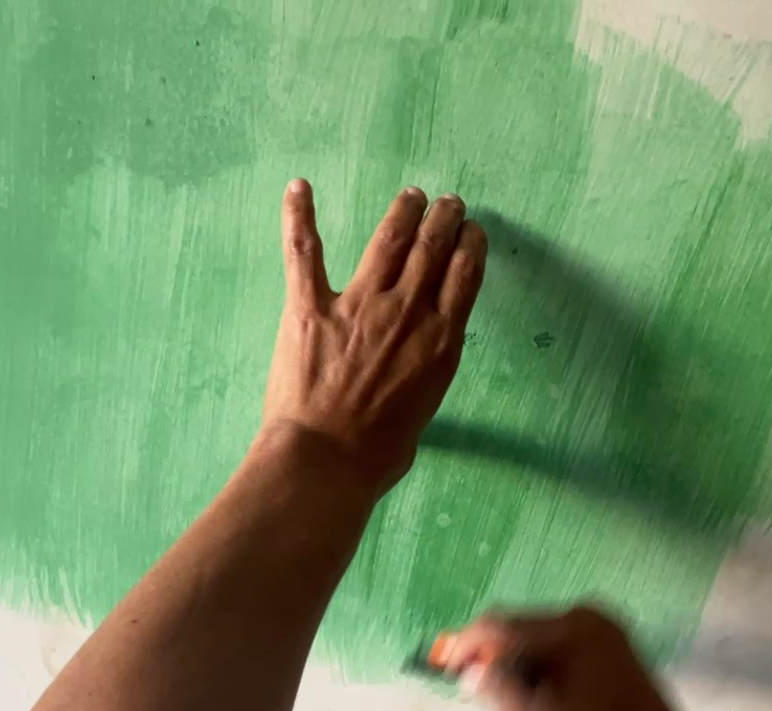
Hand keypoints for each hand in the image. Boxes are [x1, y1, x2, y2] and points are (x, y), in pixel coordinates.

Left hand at [259, 180, 487, 492]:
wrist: (325, 462)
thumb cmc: (377, 456)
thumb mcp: (422, 414)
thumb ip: (422, 377)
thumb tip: (410, 371)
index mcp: (440, 343)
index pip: (466, 276)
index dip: (471, 245)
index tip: (472, 232)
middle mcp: (407, 313)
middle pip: (433, 250)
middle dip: (444, 219)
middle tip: (447, 204)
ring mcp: (359, 305)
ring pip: (388, 241)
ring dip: (403, 212)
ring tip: (411, 196)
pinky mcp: (310, 307)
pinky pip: (304, 252)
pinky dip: (300, 216)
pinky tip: (299, 187)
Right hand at [434, 606, 702, 710]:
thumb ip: (494, 687)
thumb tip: (471, 670)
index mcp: (569, 628)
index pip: (500, 625)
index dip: (466, 644)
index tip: (443, 662)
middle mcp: (589, 617)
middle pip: (522, 629)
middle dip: (496, 657)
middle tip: (475, 687)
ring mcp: (607, 630)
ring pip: (542, 640)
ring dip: (521, 664)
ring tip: (513, 703)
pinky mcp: (617, 648)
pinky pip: (565, 649)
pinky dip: (546, 667)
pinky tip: (544, 699)